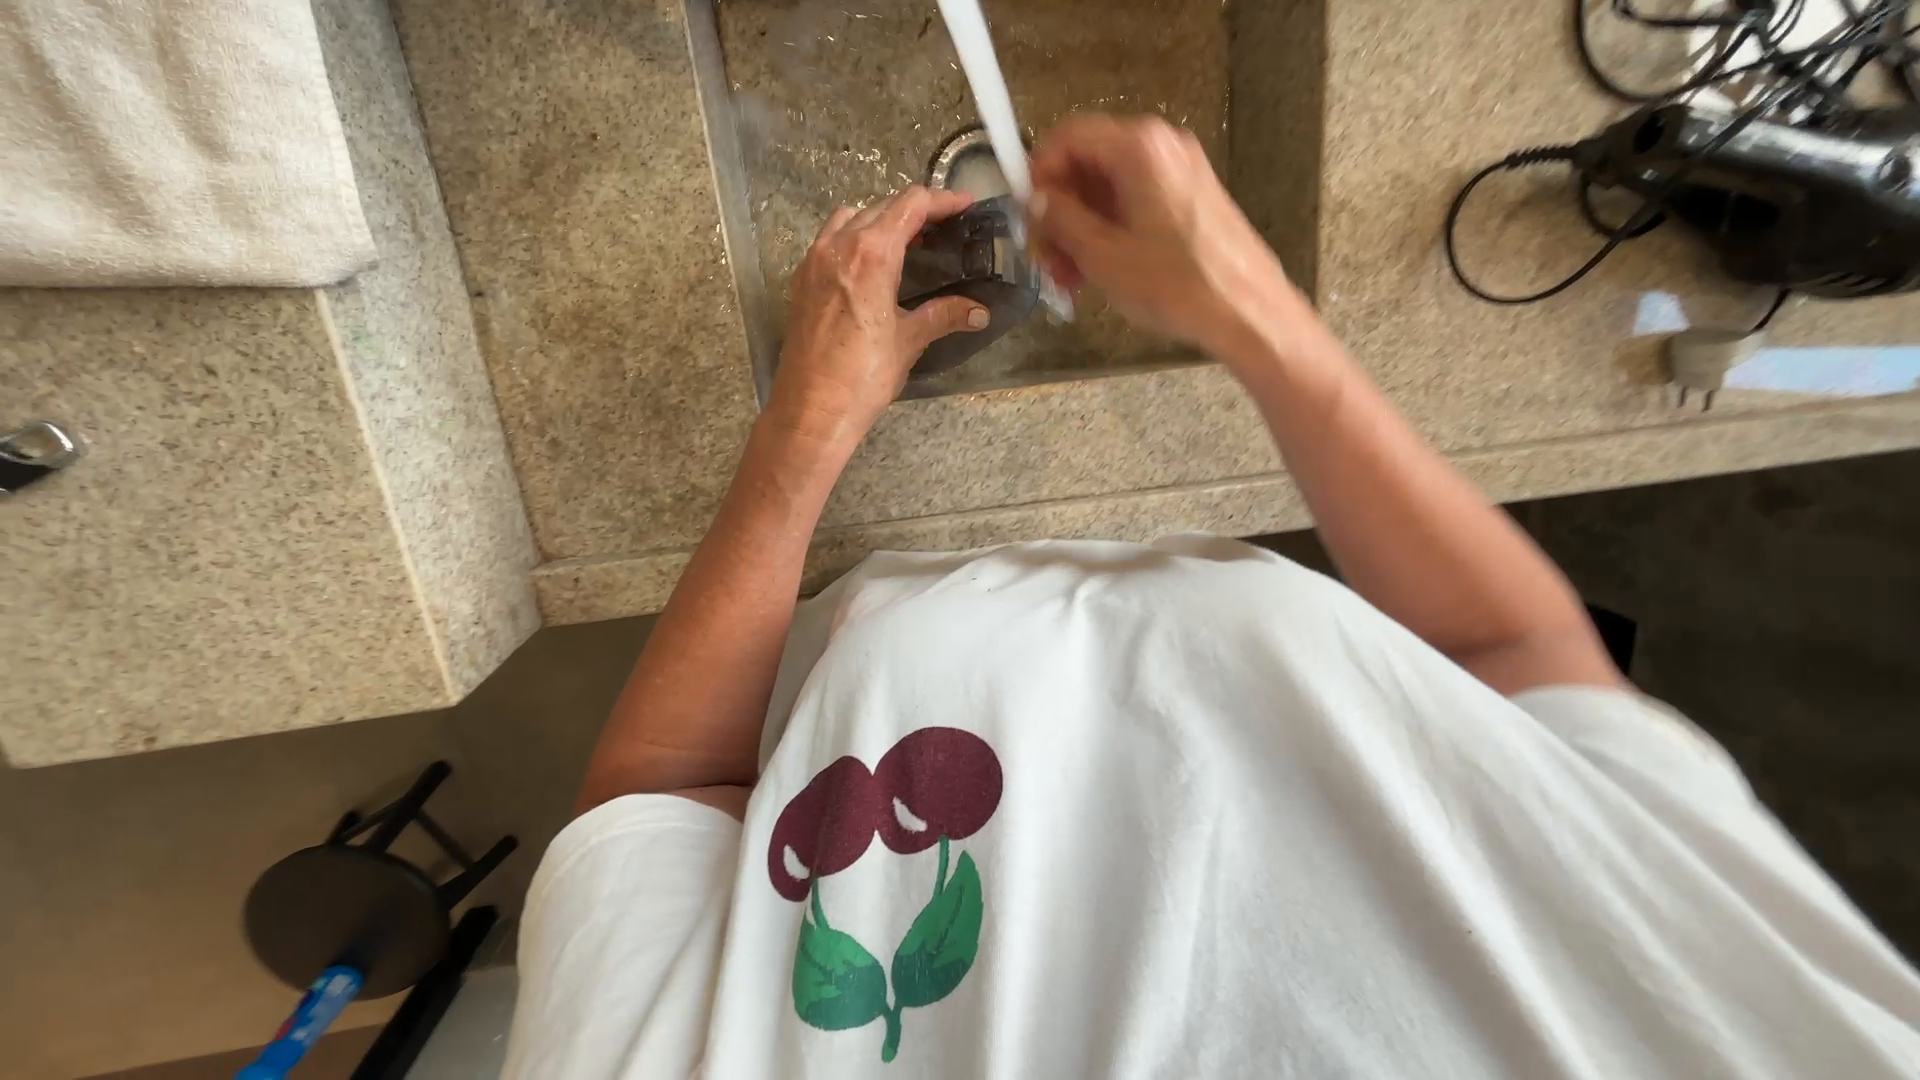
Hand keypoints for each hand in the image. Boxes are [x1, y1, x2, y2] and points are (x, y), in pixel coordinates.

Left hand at [768, 186, 990, 446]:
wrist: (811, 409)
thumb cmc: (862, 376)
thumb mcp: (909, 342)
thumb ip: (944, 316)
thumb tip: (980, 312)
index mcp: (871, 253)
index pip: (910, 205)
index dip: (941, 201)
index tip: (963, 206)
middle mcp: (839, 246)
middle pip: (881, 207)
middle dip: (914, 211)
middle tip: (942, 228)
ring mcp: (815, 261)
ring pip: (851, 218)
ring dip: (880, 220)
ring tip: (905, 243)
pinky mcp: (802, 280)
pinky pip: (830, 240)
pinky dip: (853, 238)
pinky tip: (870, 266)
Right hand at [1028, 114, 1297, 357]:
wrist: (1247, 312)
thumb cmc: (1176, 284)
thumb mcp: (1103, 255)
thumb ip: (1061, 220)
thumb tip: (1035, 200)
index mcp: (1138, 149)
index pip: (1069, 136)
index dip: (1038, 173)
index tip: (1025, 214)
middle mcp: (1161, 148)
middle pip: (1088, 164)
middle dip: (1059, 211)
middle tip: (1043, 258)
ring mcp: (1178, 173)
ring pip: (1109, 189)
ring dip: (1080, 229)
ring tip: (1067, 278)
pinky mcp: (1188, 199)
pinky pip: (1134, 204)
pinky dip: (1109, 232)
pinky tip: (1096, 273)